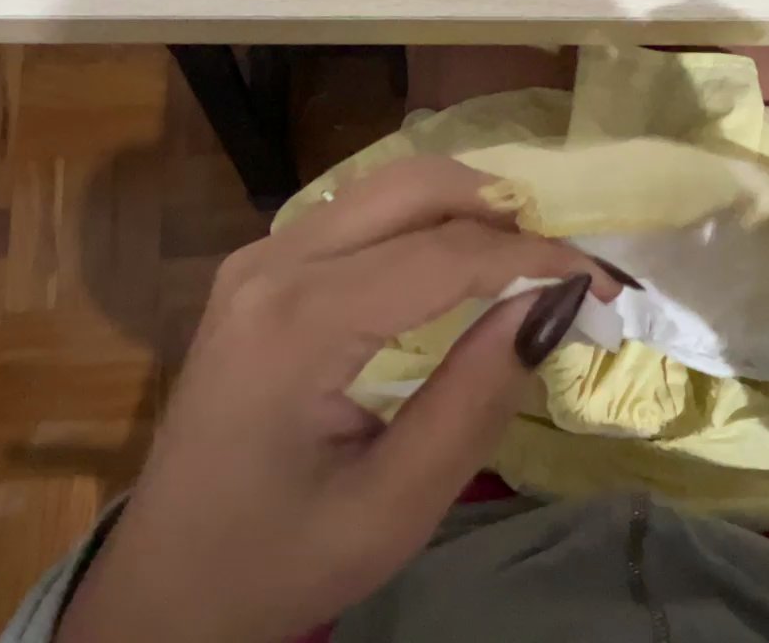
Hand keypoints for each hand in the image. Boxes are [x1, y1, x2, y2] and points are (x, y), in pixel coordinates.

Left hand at [57, 157, 610, 642]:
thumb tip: (550, 306)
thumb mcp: (394, 504)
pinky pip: (357, 214)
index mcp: (298, 321)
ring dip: (464, 207)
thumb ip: (477, 397)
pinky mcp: (259, 268)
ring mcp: (258, 257)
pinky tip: (456, 259)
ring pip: (384, 188)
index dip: (536, 258)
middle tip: (562, 262)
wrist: (165, 582)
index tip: (603, 283)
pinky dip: (422, 221)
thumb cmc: (279, 557)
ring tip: (524, 259)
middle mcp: (272, 263)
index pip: (445, 253)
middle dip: (502, 208)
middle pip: (411, 186)